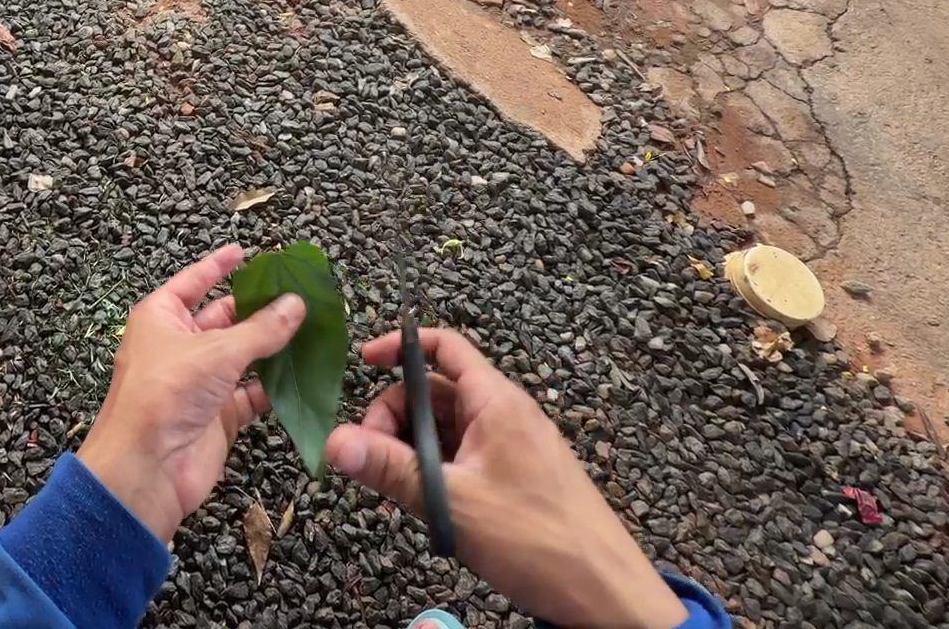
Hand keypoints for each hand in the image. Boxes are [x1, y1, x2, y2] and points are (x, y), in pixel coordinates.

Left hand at [76, 245, 306, 540]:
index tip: (244, 251)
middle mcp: (178, 344)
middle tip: (296, 293)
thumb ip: (261, 329)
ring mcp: (198, 380)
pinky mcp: (217, 413)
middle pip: (222, 317)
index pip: (194, 280)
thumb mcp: (216, 351)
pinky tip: (304, 373)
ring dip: (271, 346)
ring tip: (310, 327)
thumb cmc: (165, 394)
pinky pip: (251, 392)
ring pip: (241, 355)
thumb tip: (296, 304)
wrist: (146, 469)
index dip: (219, 265)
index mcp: (161, 317)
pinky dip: (274, 385)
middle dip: (257, 308)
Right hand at [326, 330, 687, 628]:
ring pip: (444, 426)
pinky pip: (462, 454)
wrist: (614, 605)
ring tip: (395, 487)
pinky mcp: (515, 476)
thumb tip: (334, 442)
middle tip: (372, 453)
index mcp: (496, 402)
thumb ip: (391, 469)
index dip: (400, 345)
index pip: (444, 346)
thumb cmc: (539, 542)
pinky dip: (434, 467)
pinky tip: (423, 501)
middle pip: (433, 391)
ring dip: (411, 447)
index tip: (364, 362)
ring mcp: (511, 446)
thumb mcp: (454, 502)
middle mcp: (504, 414)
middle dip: (394, 415)